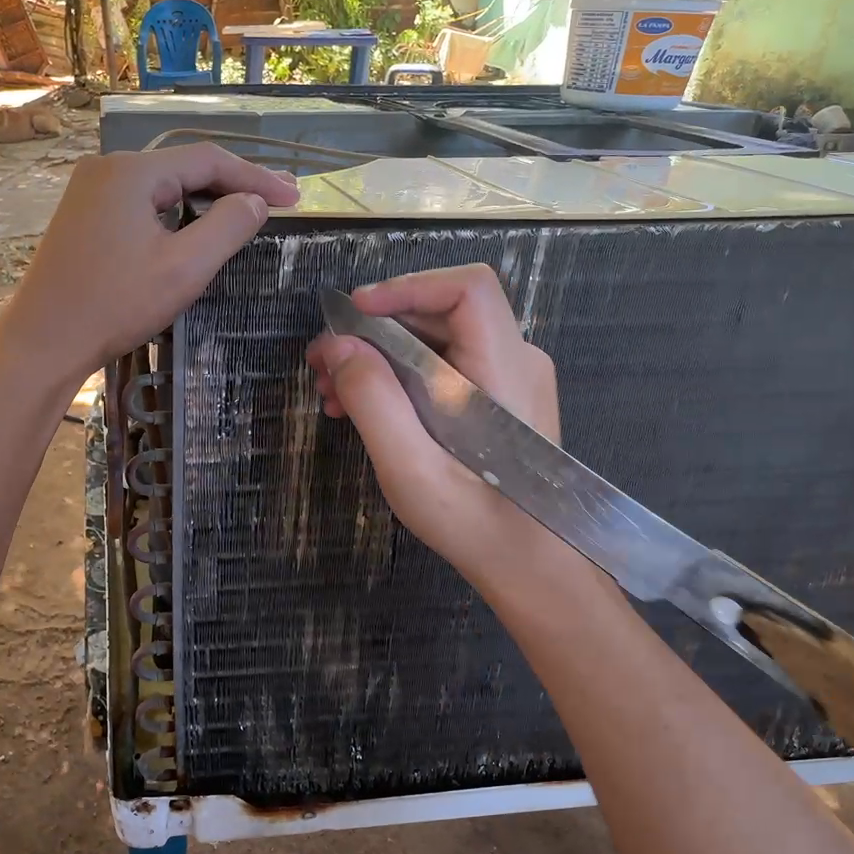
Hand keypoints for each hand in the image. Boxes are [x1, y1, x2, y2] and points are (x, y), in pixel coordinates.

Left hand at [2, 143, 299, 380]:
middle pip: (183, 168)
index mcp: (130, 171)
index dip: (256, 177)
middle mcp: (106, 169)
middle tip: (278, 202)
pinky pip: (140, 203)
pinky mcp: (82, 216)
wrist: (42, 342)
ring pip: (161, 186)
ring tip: (244, 213)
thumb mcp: (183, 267)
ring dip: (203, 200)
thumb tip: (255, 201)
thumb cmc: (114, 305)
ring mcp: (89, 191)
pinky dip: (173, 213)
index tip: (295, 197)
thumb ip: (227, 227)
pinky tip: (193, 229)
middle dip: (232, 185)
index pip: (208, 160)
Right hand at [306, 265, 603, 597]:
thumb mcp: (411, 468)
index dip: (407, 287)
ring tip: (332, 390)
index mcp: (504, 370)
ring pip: (433, 336)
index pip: (467, 288)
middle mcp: (513, 359)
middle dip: (373, 329)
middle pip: (439, 311)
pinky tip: (361, 405)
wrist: (531, 566)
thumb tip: (338, 345)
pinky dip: (396, 374)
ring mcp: (506, 376)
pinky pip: (440, 362)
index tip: (354, 313)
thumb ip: (374, 400)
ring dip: (377, 353)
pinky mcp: (494, 395)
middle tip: (322, 362)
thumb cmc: (475, 524)